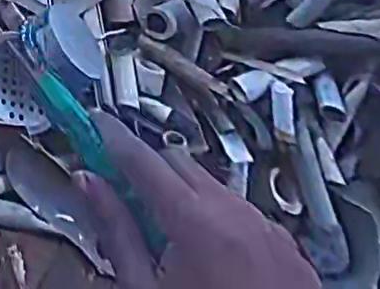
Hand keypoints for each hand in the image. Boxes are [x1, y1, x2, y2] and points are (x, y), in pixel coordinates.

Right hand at [77, 111, 319, 288]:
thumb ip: (116, 230)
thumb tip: (90, 184)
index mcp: (195, 221)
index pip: (138, 155)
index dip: (109, 135)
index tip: (92, 124)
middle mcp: (235, 214)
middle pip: (174, 159)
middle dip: (145, 168)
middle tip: (121, 191)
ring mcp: (267, 231)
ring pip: (209, 183)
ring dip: (182, 193)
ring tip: (168, 238)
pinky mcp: (289, 252)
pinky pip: (243, 212)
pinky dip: (219, 218)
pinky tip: (209, 257)